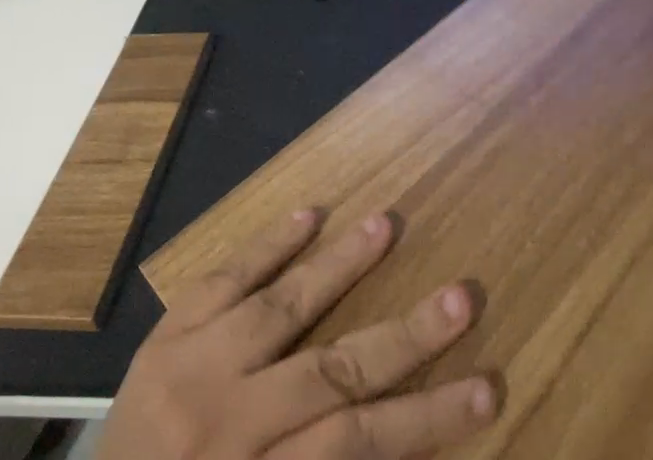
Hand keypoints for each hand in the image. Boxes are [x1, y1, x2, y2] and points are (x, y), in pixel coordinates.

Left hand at [98, 209, 496, 459]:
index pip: (360, 443)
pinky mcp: (163, 340)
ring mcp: (189, 370)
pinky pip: (219, 283)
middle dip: (405, 335)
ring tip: (386, 225)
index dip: (429, 417)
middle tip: (463, 296)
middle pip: (332, 370)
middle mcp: (226, 419)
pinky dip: (265, 247)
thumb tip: (393, 434)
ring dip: (338, 266)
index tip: (489, 387)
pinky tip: (307, 215)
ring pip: (279, 308)